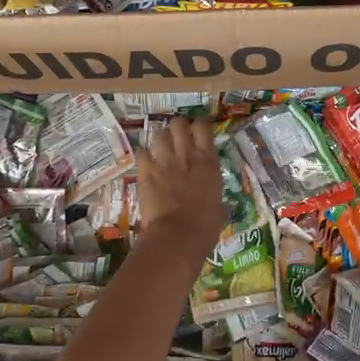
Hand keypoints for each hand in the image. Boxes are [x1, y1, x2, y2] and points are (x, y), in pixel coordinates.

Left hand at [136, 116, 224, 251]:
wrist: (177, 236)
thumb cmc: (205, 226)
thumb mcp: (218, 207)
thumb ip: (214, 195)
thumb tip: (217, 203)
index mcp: (208, 162)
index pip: (204, 127)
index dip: (200, 124)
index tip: (199, 128)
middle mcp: (186, 155)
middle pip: (178, 124)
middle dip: (178, 126)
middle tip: (178, 135)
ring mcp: (164, 161)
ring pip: (159, 133)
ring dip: (160, 138)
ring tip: (161, 147)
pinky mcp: (146, 171)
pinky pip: (141, 152)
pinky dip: (144, 156)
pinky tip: (146, 163)